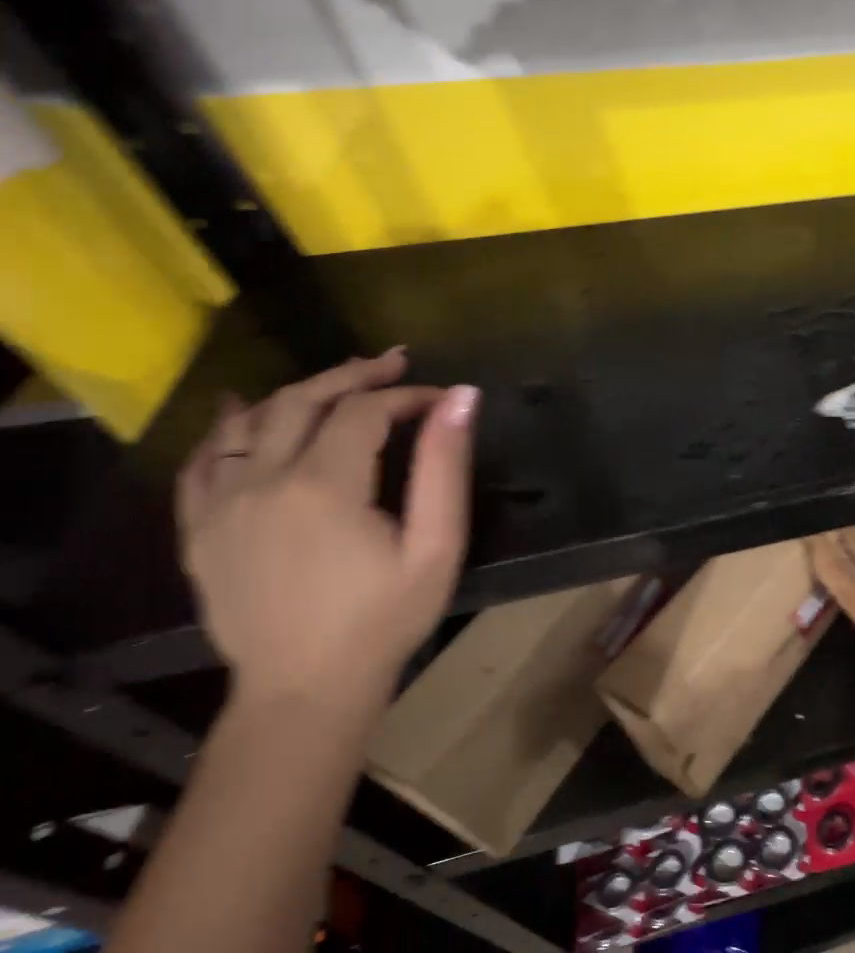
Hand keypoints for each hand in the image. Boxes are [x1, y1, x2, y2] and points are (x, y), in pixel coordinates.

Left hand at [175, 349, 478, 703]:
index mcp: (323, 485)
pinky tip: (242, 414)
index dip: (405, 395)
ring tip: (334, 385)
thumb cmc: (385, 617)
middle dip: (350, 376)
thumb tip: (460, 397)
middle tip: (392, 365)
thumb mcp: (436, 545)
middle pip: (300, 402)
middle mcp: (261, 481)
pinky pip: (201, 462)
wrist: (306, 686)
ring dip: (295, 393)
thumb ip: (444, 467)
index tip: (442, 399)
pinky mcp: (199, 530)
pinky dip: (224, 430)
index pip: (363, 411)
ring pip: (249, 422)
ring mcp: (220, 505)